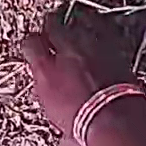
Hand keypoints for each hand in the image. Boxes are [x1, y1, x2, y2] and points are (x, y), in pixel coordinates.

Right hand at [19, 13, 137, 134]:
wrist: (115, 120)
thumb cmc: (81, 120)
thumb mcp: (50, 107)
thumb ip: (45, 85)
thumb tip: (43, 81)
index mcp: (45, 67)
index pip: (30, 43)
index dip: (30, 44)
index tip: (32, 46)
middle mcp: (66, 52)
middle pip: (54, 25)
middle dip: (51, 24)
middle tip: (50, 26)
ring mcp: (92, 48)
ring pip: (79, 24)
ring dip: (74, 26)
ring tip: (73, 30)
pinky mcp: (114, 49)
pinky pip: (101, 33)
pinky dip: (95, 34)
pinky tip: (95, 41)